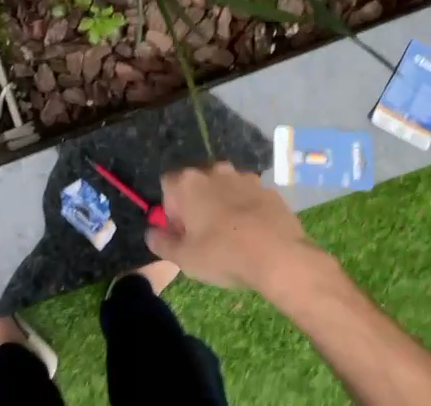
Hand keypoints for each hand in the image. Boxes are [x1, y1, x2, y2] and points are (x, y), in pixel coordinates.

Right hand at [146, 163, 313, 290]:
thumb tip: (151, 233)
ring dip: (223, 205)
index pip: (167, 186)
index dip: (171, 211)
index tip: (182, 233)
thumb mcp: (183, 259)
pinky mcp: (268, 189)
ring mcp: (244, 177)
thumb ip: (161, 243)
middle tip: (205, 236)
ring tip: (233, 236)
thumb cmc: (223, 255)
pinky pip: (249, 197)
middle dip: (197, 205)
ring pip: (225, 189)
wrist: (279, 257)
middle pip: (196, 184)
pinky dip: (248, 210)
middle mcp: (214, 171)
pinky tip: (255, 235)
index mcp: (188, 182)